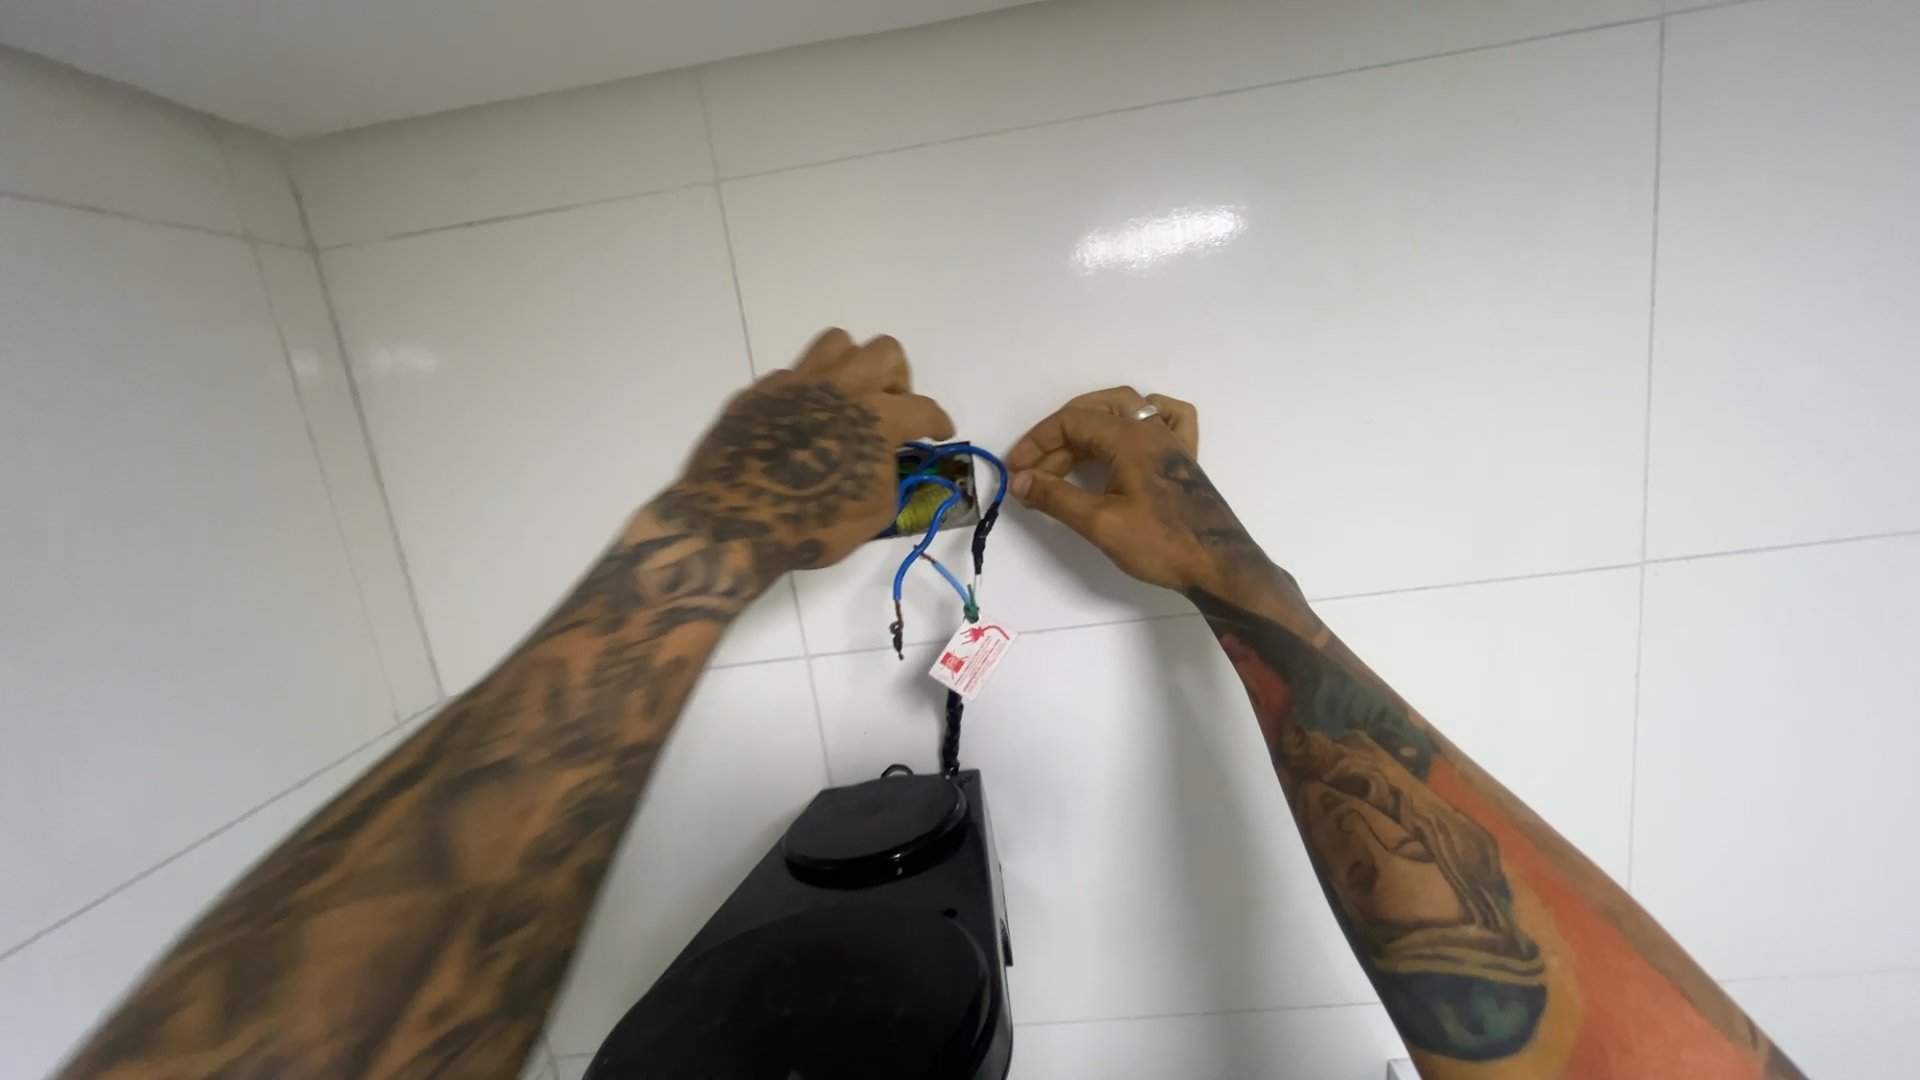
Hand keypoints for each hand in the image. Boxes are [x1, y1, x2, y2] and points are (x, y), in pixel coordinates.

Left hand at [655, 329, 953, 581]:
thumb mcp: (873, 512)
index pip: (922, 409)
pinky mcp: (758, 393)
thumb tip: (881, 462)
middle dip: (898, 379)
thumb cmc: (813, 523)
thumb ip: (888, 476)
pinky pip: (793, 374)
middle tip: (891, 410)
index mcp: (876, 417)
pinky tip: (801, 423)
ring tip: (848, 400)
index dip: (938, 421)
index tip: (941, 431)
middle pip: (883, 352)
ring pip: (836, 344)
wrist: (733, 520)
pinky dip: (807, 393)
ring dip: (852, 367)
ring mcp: (795, 384)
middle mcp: (839, 387)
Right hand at [1007, 387, 1273, 595]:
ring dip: (1088, 429)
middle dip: (1057, 437)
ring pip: (1123, 411)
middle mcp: (1151, 429)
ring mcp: (1171, 441)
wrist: (1219, 566)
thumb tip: (1020, 481)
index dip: (1037, 442)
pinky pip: (1163, 418)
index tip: (1017, 472)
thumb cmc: (1160, 544)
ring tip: (1064, 460)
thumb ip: (1056, 497)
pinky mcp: (1182, 458)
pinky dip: (1138, 419)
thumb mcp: (1100, 523)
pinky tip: (1126, 434)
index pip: (1072, 421)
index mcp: (1130, 438)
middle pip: (1094, 411)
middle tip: (1035, 471)